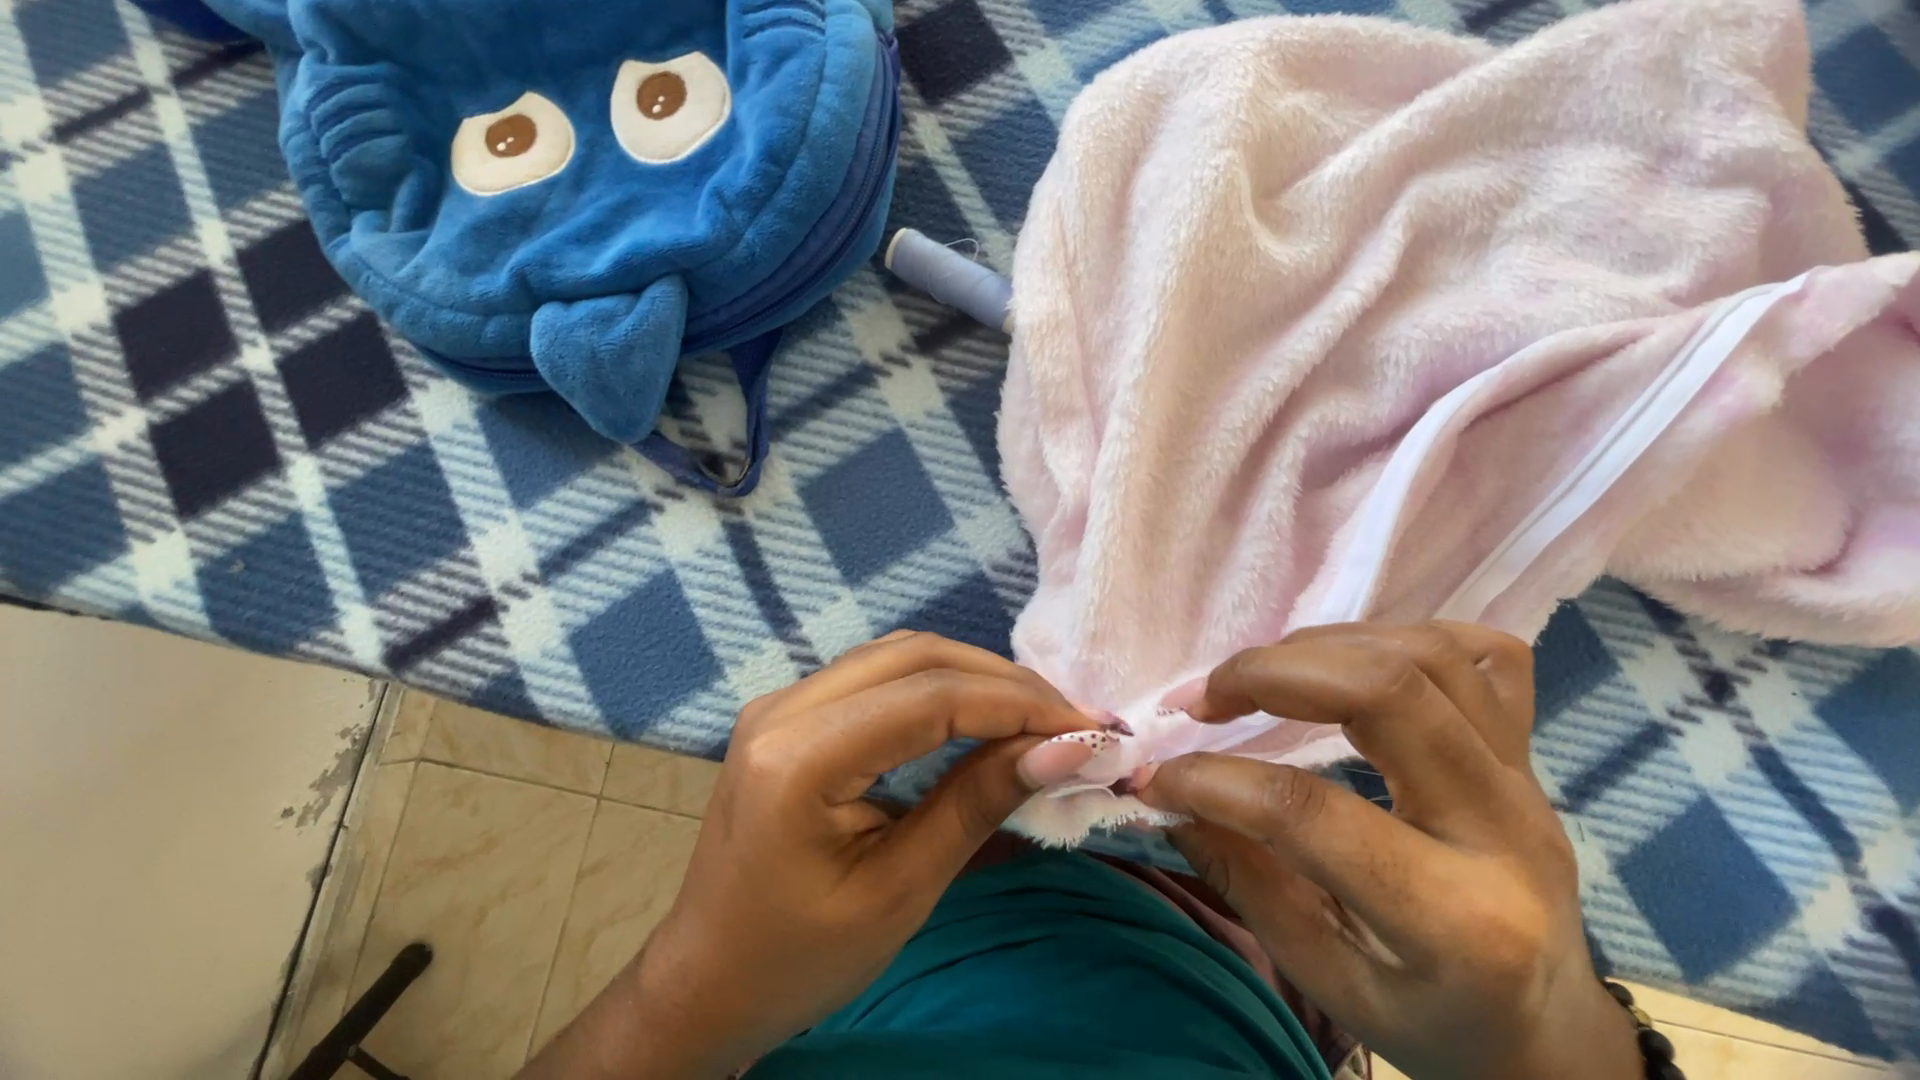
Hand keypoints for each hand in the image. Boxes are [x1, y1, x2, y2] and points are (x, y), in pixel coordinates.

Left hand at [521, 631, 1095, 1079]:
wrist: (708, 980)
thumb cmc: (799, 958)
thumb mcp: (899, 891)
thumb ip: (976, 804)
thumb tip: (1065, 749)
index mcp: (799, 757)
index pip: (929, 697)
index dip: (1017, 703)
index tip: (1088, 728)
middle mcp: (783, 707)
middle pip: (916, 657)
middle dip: (1003, 681)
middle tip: (1071, 720)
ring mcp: (781, 703)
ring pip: (899, 656)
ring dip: (974, 677)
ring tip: (1038, 716)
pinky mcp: (790, 714)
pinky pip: (878, 676)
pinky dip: (939, 687)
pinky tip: (979, 714)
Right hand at [1139, 621, 1639, 1079]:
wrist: (1549, 1031)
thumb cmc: (1431, 1020)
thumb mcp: (1325, 977)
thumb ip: (1244, 878)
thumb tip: (1168, 798)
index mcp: (1454, 918)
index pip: (1310, 812)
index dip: (1213, 781)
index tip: (1156, 778)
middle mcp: (1504, 829)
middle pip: (1389, 692)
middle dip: (1270, 674)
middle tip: (1202, 699)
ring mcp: (1527, 779)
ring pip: (1430, 655)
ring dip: (1322, 646)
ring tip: (1258, 677)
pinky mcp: (1532, 752)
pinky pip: (1485, 654)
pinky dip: (1401, 637)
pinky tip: (1347, 662)